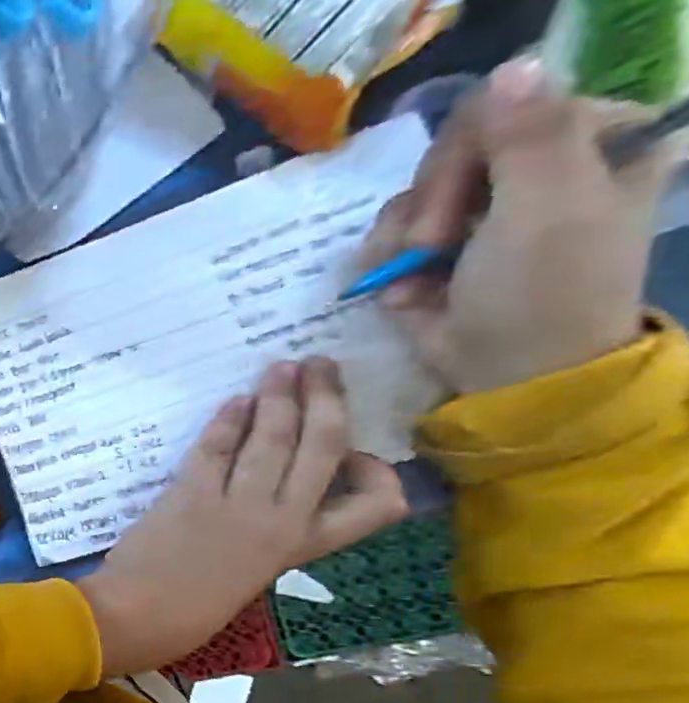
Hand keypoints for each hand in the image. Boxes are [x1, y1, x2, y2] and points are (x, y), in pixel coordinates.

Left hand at [77, 359, 407, 675]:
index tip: (354, 451)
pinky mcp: (189, 496)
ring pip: (273, 438)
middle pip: (322, 447)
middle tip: (320, 364)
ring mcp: (235, 506)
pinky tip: (232, 402)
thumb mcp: (249, 577)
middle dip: (327, 399)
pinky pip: (215, 449)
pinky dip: (225, 422)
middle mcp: (281, 521)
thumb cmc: (190, 610)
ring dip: (278, 396)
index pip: (376, 505)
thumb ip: (266, 539)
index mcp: (302, 547)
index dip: (375, 470)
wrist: (139, 618)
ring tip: (280, 367)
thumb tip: (265, 498)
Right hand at [360, 58, 672, 394]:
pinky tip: (403, 289)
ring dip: (400, 237)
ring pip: (412, 195)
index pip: (509, 107)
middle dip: (430, 201)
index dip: (472, 150)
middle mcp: (532, 172)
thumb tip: (513, 63)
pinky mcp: (433, 252)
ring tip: (412, 272)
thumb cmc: (542, 286)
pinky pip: (388, 235)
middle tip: (431, 244)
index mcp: (588, 145)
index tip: (465, 193)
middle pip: (452, 151)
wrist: (508, 368)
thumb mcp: (545, 204)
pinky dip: (386, 265)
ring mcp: (479, 214)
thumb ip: (529, 134)